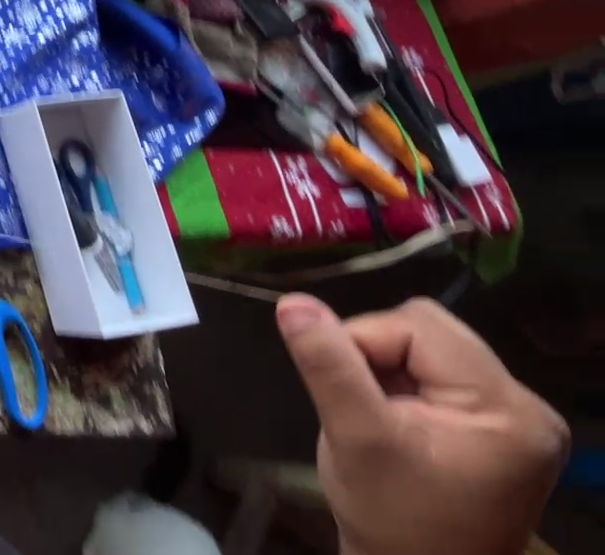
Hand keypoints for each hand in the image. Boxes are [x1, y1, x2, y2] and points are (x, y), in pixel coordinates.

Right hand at [277, 294, 568, 554]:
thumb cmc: (393, 513)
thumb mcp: (355, 437)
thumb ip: (328, 365)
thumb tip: (293, 302)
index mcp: (507, 408)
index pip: (417, 328)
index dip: (362, 342)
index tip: (343, 390)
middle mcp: (523, 405)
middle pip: (426, 329)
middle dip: (373, 351)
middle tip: (360, 402)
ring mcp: (510, 415)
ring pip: (423, 344)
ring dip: (380, 365)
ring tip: (375, 413)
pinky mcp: (491, 423)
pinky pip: (430, 370)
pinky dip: (394, 381)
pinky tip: (390, 418)